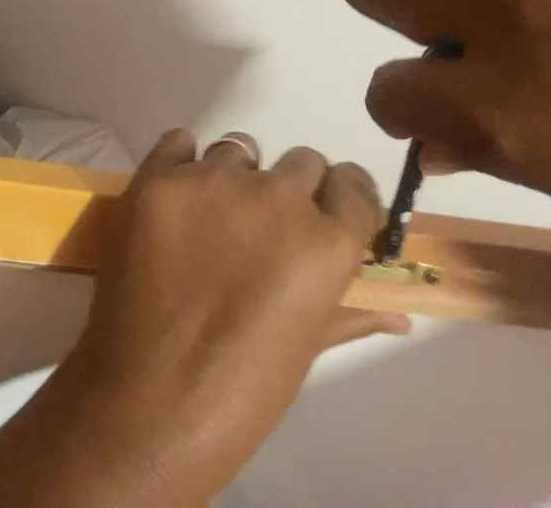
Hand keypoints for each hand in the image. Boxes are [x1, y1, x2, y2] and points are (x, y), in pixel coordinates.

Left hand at [55, 130, 406, 502]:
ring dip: (234, 178)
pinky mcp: (157, 181)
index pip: (353, 185)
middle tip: (261, 231)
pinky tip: (175, 202)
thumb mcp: (307, 348)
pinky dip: (181, 163)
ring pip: (239, 151)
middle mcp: (277, 199)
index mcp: (327, 241)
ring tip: (209, 225)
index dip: (340, 199)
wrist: (147, 406)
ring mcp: (212, 184)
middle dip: (290, 191)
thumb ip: (353, 313)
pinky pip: (179, 143)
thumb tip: (402, 315)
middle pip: (301, 162)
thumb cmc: (242, 391)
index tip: (324, 215)